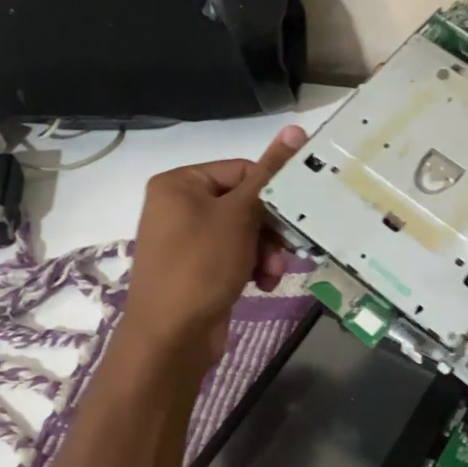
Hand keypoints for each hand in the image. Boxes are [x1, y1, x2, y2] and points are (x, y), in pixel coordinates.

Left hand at [119, 125, 305, 371]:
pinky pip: (234, 254)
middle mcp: (178, 205)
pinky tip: (262, 284)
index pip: (242, 170)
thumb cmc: (201, 265)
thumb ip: (270, 174)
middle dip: (270, 229)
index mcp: (180, 183)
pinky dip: (252, 266)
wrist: (170, 337)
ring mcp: (185, 239)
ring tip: (274, 273)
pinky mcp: (196, 268)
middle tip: (290, 249)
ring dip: (266, 251)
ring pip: (244, 231)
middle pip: (244, 202)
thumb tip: (296, 129)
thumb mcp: (240, 215)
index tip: (294, 215)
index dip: (271, 193)